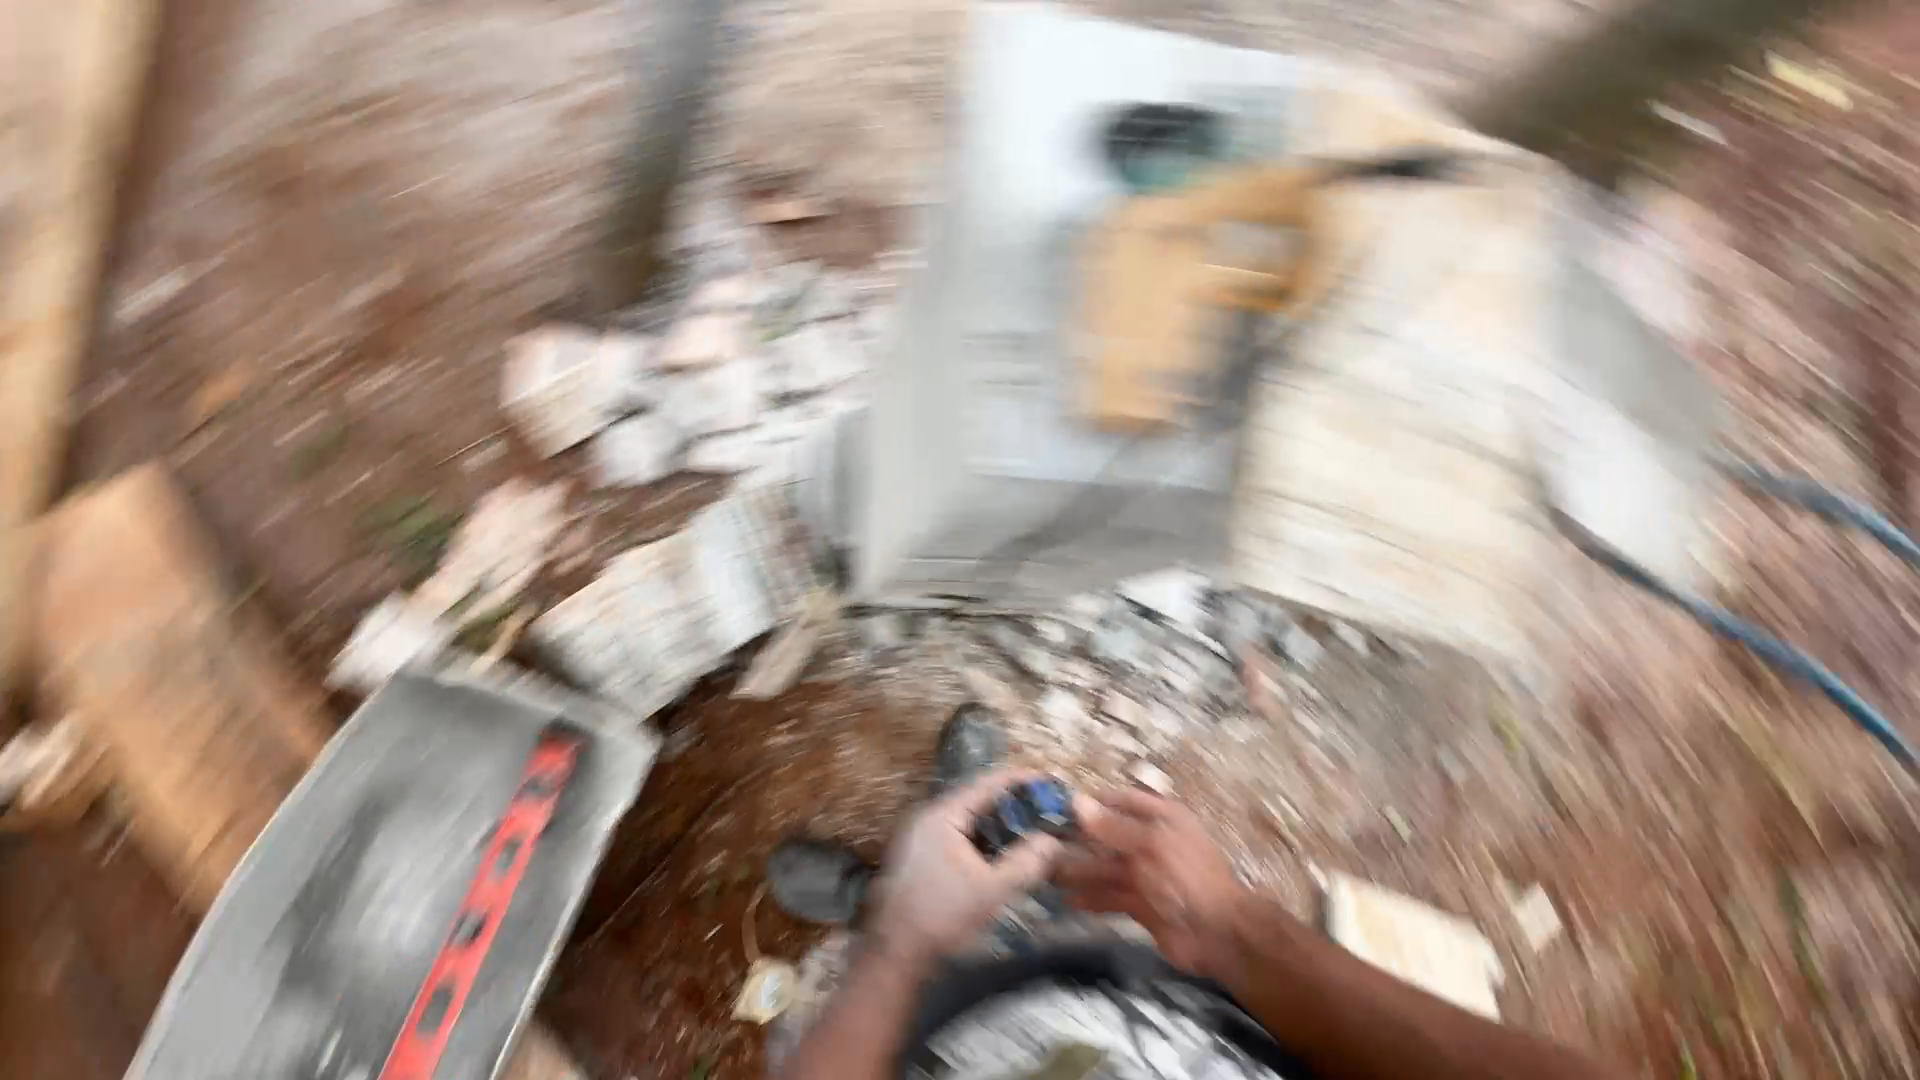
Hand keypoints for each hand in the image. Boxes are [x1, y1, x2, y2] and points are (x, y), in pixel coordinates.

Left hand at [867, 770, 1063, 963]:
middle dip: (1015, 805)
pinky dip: (986, 843)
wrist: (894, 956)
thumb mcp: (991, 890)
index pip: (988, 784)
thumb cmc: (942, 916)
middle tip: (1048, 810)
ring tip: (1035, 831)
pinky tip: (1007, 855)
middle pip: (979, 800)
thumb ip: (1025, 862)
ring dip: (1001, 826)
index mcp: (943, 815)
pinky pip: (961, 839)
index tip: (1051, 782)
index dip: (1022, 780)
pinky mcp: (923, 860)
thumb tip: (1052, 842)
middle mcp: (930, 818)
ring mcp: (924, 839)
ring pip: (970, 822)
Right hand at [1057, 789, 1244, 974]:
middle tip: (1043, 843)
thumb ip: (1111, 826)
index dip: (1092, 803)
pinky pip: (1111, 896)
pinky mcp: (1141, 905)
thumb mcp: (1149, 845)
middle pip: (1109, 836)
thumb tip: (1076, 801)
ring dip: (1080, 869)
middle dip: (1079, 839)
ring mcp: (1146, 875)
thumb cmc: (1186, 878)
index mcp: (1161, 819)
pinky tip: (1067, 899)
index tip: (1059, 808)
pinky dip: (1091, 897)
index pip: (1121, 801)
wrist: (1219, 935)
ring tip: (1047, 872)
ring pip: (1106, 867)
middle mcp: (1151, 842)